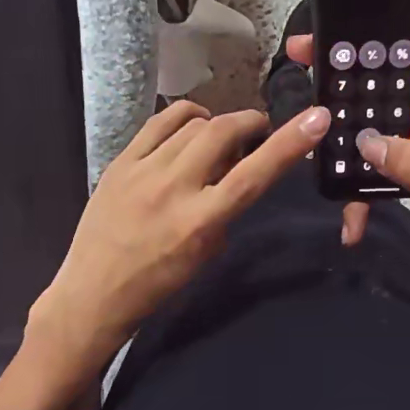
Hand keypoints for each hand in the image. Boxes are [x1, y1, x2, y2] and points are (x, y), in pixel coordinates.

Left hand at [31, 100, 329, 385]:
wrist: (93, 292)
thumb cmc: (160, 283)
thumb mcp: (207, 252)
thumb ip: (227, 208)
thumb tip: (236, 170)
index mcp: (201, 222)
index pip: (253, 174)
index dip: (289, 144)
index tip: (317, 118)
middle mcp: (173, 189)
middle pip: (223, 132)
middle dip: (251, 122)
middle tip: (259, 129)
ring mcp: (142, 171)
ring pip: (194, 123)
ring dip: (219, 123)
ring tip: (221, 138)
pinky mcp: (120, 162)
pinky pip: (160, 122)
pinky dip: (186, 116)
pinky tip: (192, 127)